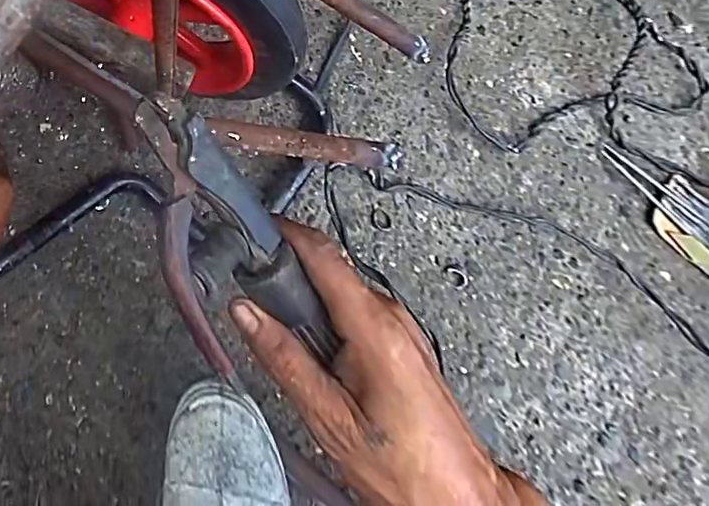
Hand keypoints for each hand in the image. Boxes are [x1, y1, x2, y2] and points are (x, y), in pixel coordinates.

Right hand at [230, 219, 546, 505]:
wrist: (462, 501)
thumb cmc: (408, 471)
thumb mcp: (329, 418)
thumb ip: (282, 357)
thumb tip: (245, 313)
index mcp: (374, 326)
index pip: (322, 252)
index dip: (283, 231)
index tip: (255, 230)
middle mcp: (392, 316)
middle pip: (327, 268)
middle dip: (288, 275)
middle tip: (258, 298)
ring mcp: (401, 326)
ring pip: (339, 290)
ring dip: (307, 302)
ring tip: (290, 339)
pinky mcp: (403, 340)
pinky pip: (355, 309)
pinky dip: (328, 318)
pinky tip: (322, 355)